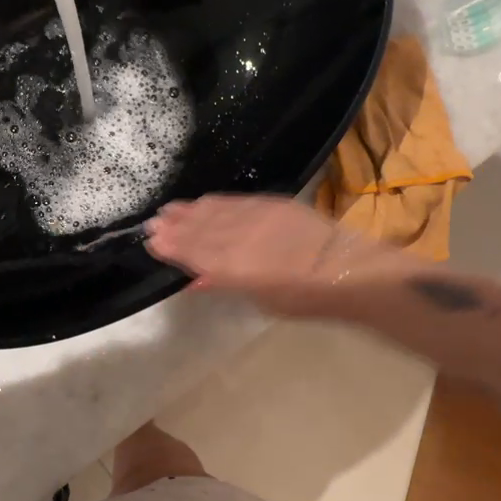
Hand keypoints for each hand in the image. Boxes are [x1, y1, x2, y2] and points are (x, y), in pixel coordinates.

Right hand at [144, 194, 422, 317]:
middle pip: (198, 230)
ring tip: (169, 209)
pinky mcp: (272, 204)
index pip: (193, 252)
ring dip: (189, 211)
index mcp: (233, 267)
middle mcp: (239, 238)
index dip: (171, 245)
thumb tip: (195, 279)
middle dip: (174, 226)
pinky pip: (234, 201)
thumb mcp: (260, 299)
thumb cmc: (305, 299)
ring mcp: (255, 217)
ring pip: (213, 212)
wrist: (348, 271)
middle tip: (151, 223)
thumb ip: (224, 284)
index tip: (151, 240)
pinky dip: (214, 202)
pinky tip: (202, 201)